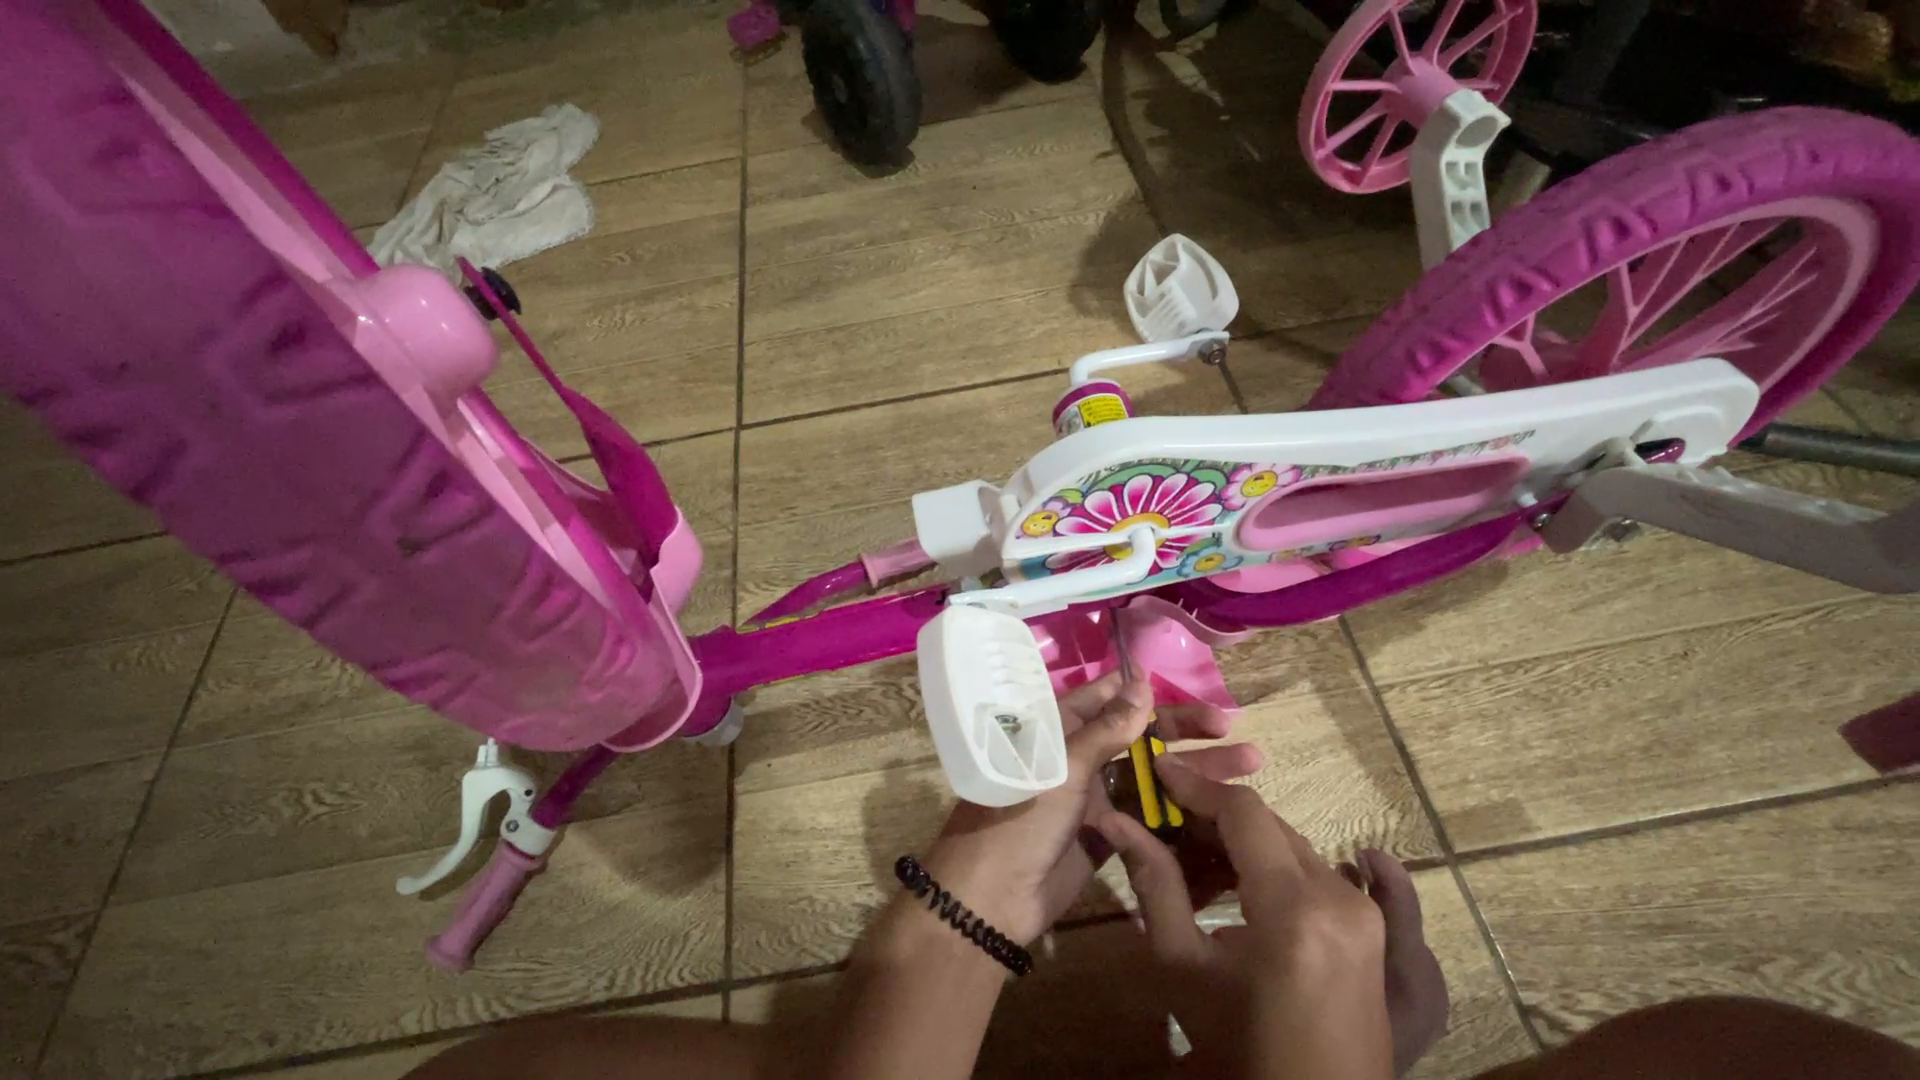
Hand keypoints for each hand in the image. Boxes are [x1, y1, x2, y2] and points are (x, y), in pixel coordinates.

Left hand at [922, 673, 1260, 944]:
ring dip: (1193, 769)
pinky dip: (1179, 808)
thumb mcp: (1063, 767)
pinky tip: (1219, 805)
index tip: (1187, 687)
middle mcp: (1076, 758)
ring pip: (1150, 775)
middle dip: (1182, 729)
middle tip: (1229, 726)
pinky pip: (1149, 814)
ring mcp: (1093, 798)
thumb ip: (1106, 729)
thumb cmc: (1020, 817)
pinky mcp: (1108, 836)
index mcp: (1057, 731)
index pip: (1105, 698)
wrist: (992, 899)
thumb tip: (1142, 681)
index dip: (1144, 691)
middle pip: (1136, 735)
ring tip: (1249, 763)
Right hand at [1096, 757, 1395, 1079]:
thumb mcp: (1182, 967)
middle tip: (1161, 820)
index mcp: (1295, 907)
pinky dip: (1267, 866)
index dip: (1196, 785)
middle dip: (1212, 815)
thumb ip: (1154, 883)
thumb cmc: (1240, 1047)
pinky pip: (1310, 872)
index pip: (1244, 812)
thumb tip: (1114, 820)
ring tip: (1188, 861)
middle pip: (1268, 824)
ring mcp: (1362, 912)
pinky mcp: (1368, 927)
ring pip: (1289, 845)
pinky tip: (1231, 887)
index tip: (1156, 770)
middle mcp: (1339, 897)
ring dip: (1239, 842)